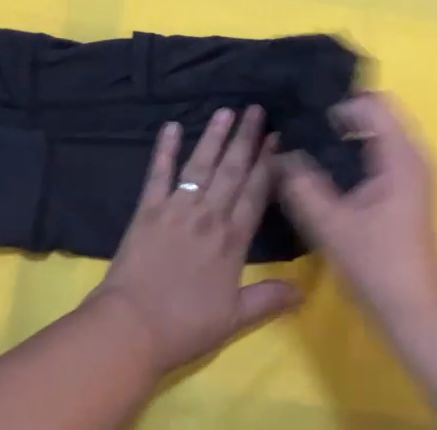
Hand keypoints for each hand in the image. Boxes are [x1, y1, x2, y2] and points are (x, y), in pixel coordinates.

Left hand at [89, 107, 301, 373]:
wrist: (133, 325)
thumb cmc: (186, 325)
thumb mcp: (235, 319)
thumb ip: (268, 299)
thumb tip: (303, 290)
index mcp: (232, 240)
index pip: (256, 193)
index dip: (269, 164)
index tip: (278, 138)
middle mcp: (208, 216)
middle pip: (232, 170)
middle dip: (246, 139)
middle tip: (256, 110)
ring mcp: (176, 208)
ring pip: (200, 165)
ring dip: (213, 137)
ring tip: (225, 111)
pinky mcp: (147, 209)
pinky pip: (158, 173)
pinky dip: (164, 149)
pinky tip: (171, 127)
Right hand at [276, 92, 436, 323]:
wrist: (418, 311)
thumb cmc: (377, 265)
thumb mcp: (329, 224)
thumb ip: (300, 184)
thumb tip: (278, 153)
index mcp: (402, 158)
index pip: (374, 104)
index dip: (340, 105)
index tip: (309, 122)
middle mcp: (416, 157)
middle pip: (379, 114)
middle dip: (343, 116)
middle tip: (307, 129)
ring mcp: (418, 174)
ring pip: (383, 133)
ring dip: (351, 134)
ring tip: (315, 147)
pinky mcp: (414, 190)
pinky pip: (386, 151)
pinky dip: (361, 150)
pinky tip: (335, 172)